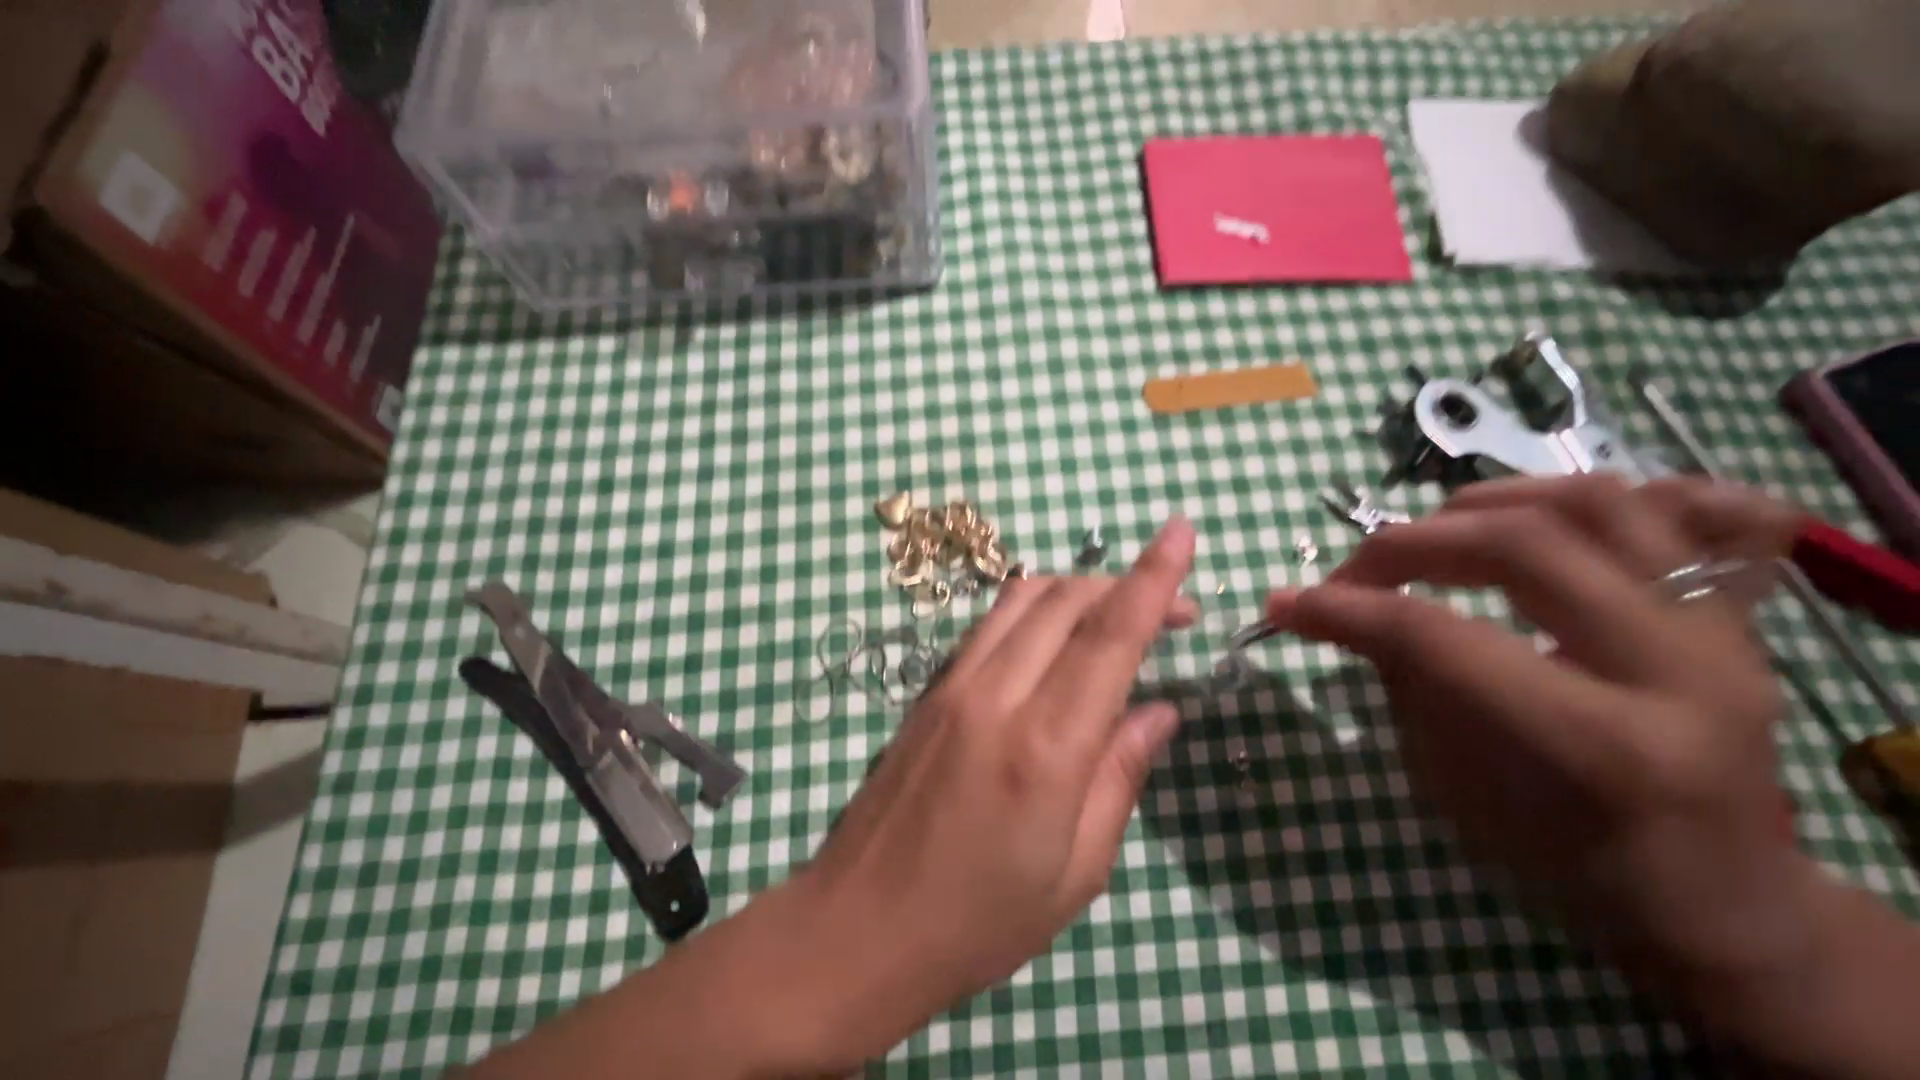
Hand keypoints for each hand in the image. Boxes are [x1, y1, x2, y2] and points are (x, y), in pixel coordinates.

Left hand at [741, 518, 1197, 1069]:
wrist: (856, 928)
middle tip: (1175, 609)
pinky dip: (1033, 611)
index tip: (1183, 531)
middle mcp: (995, 696)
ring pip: (1020, 600)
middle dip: (1126, 583)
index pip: (1109, 636)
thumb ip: (1120, 779)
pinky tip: (1055, 640)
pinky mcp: (925, 693)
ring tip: (1118, 615)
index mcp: (1044, 748)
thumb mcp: (1075, 873)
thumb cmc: (977, 922)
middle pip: (1065, 599)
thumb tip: (1160, 711)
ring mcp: (950, 687)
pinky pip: (988, 627)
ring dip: (1077, 590)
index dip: (1152, 577)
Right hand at [1266, 475, 1814, 991]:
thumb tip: (1352, 610)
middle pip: (1522, 549)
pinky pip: (1668, 511)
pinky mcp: (1731, 616)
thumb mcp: (1458, 790)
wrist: (1719, 901)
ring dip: (1490, 502)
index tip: (1284, 605)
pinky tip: (1529, 513)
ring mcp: (1720, 634)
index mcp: (1599, 746)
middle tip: (1356, 571)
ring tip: (1434, 528)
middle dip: (1410, 545)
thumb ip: (1409, 685)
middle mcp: (1674, 673)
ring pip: (1597, 505)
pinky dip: (1582, 498)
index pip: (1444, 641)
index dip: (1349, 611)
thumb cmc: (1567, 865)